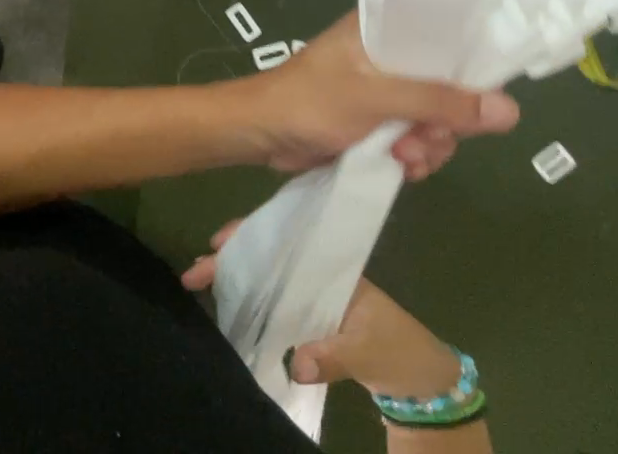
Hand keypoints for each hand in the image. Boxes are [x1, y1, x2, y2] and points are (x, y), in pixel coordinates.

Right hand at [182, 225, 461, 399]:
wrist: (424, 379)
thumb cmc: (399, 351)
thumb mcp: (369, 353)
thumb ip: (334, 356)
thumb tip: (295, 363)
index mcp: (331, 269)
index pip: (282, 241)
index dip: (247, 238)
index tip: (216, 244)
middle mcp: (316, 274)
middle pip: (265, 254)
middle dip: (228, 258)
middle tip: (193, 273)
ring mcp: (311, 294)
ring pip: (264, 274)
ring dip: (232, 275)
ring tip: (199, 283)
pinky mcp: (308, 315)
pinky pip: (270, 297)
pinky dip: (246, 295)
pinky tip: (225, 302)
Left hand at [241, 13, 519, 180]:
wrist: (259, 135)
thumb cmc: (307, 102)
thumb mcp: (374, 98)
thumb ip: (437, 102)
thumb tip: (510, 110)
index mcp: (382, 31)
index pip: (448, 35)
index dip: (472, 68)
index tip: (476, 101)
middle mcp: (387, 57)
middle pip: (450, 87)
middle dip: (446, 122)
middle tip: (422, 139)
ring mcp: (383, 93)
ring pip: (436, 120)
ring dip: (428, 146)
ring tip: (402, 158)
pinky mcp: (375, 124)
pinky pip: (416, 140)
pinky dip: (414, 157)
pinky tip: (401, 169)